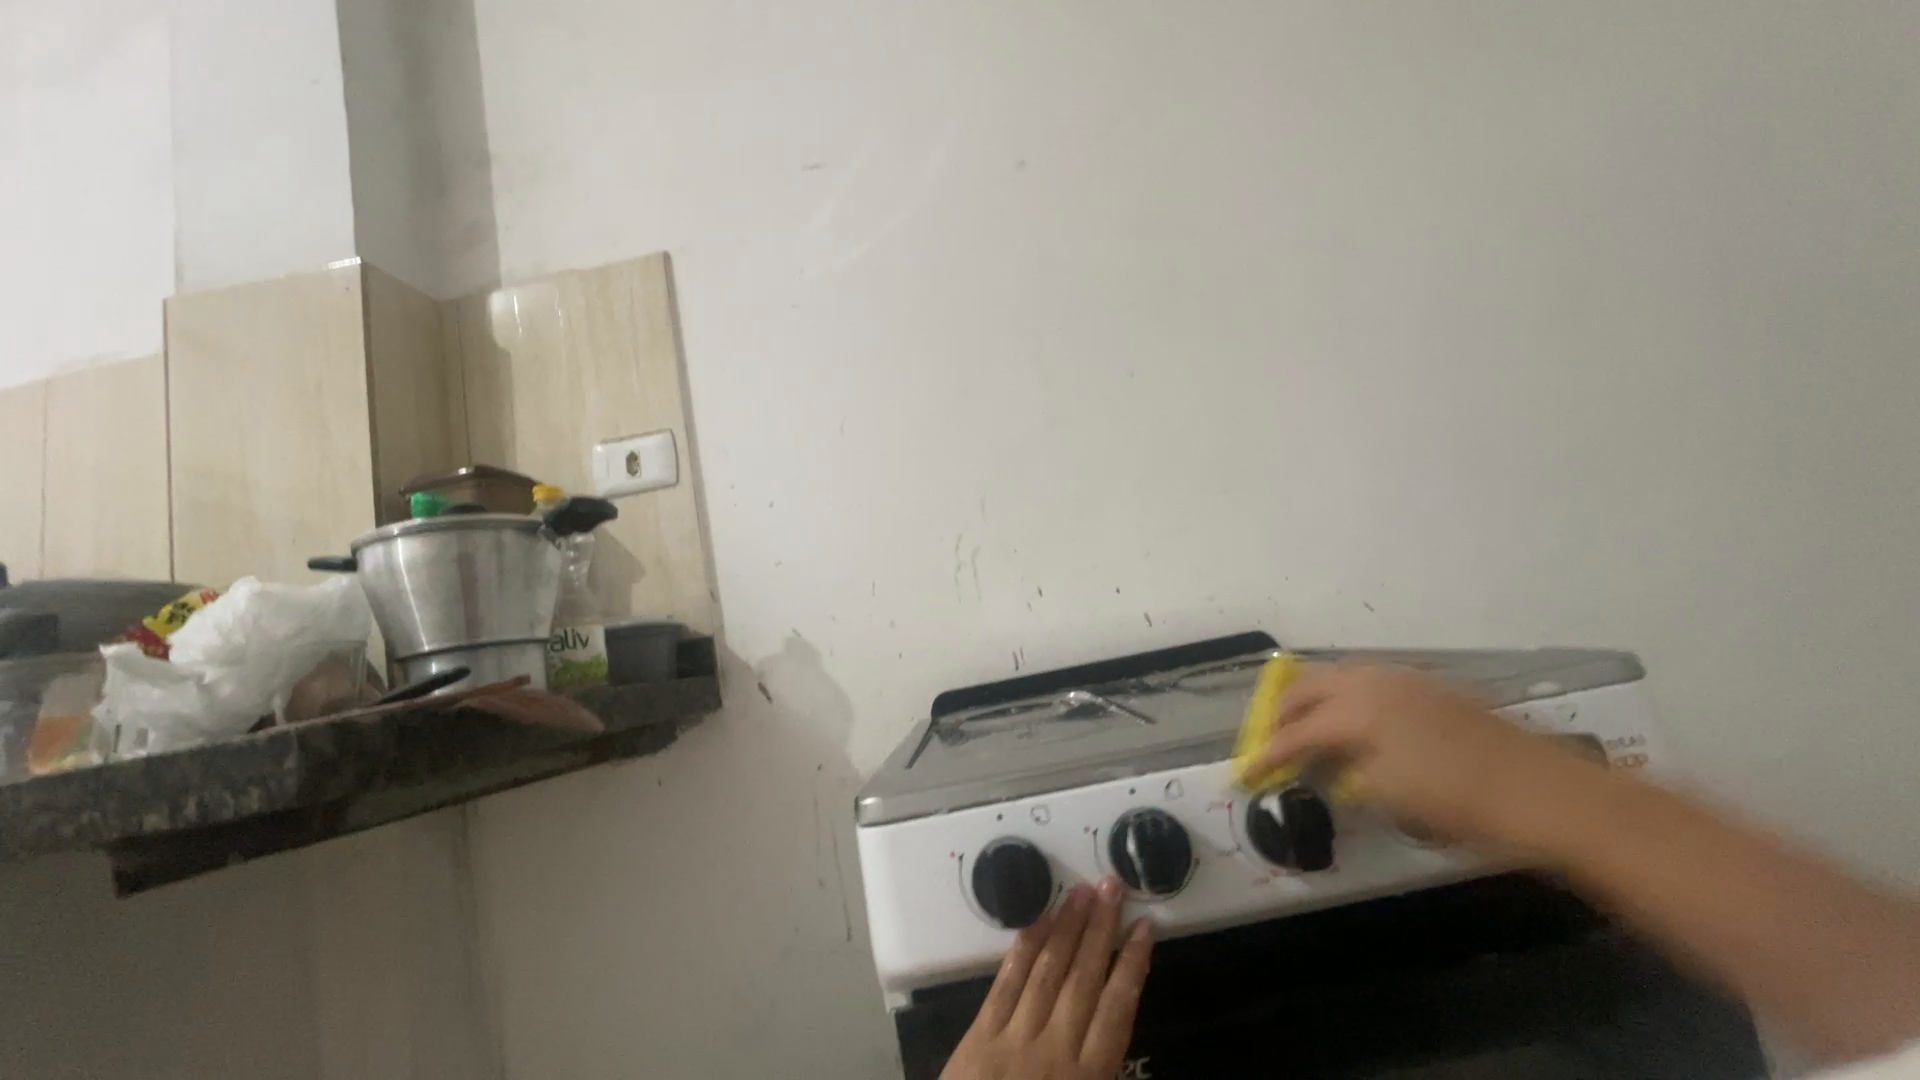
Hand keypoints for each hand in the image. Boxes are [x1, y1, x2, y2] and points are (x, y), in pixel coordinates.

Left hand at [939, 877, 1153, 1079]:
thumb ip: (1102, 1067)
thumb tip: (1118, 1022)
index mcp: (1088, 1078)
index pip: (1118, 1009)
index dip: (1133, 965)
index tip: (1145, 928)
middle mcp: (1055, 1050)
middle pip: (1084, 978)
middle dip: (1101, 929)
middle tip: (1113, 885)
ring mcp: (1015, 1039)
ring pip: (1048, 971)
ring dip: (1068, 928)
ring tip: (1083, 892)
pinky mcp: (979, 1036)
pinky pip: (1006, 984)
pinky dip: (1024, 950)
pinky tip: (1039, 922)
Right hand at [1251, 664, 1604, 852]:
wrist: (1541, 790)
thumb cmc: (1456, 799)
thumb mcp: (1386, 794)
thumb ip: (1345, 773)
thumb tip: (1327, 767)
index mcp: (1354, 708)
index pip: (1296, 732)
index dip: (1268, 755)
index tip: (1247, 773)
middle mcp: (1372, 682)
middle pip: (1309, 687)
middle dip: (1284, 714)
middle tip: (1272, 742)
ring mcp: (1405, 679)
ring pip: (1340, 677)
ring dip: (1315, 699)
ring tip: (1309, 727)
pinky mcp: (1431, 686)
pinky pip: (1369, 681)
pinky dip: (1347, 697)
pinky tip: (1356, 721)